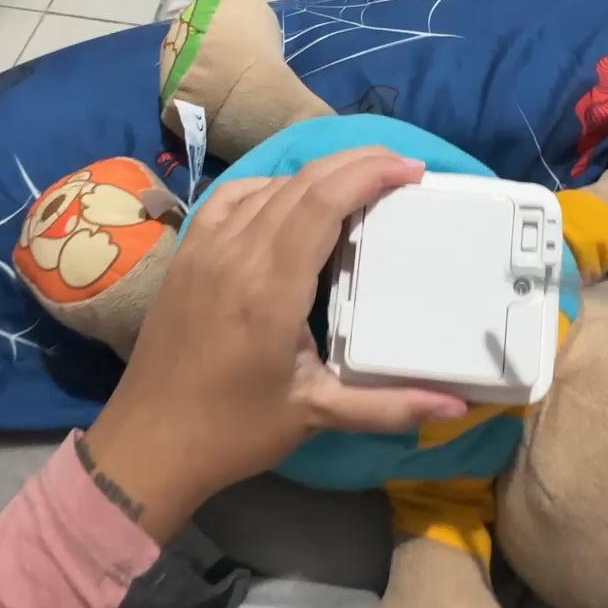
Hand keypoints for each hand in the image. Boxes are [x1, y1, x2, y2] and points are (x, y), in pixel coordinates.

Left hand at [80, 147, 468, 541]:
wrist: (148, 444)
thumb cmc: (234, 430)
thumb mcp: (316, 415)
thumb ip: (391, 406)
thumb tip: (459, 405)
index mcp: (269, 289)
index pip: (322, 202)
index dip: (369, 174)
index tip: (412, 171)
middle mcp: (235, 254)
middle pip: (302, 182)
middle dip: (357, 164)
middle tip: (402, 168)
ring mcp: (204, 248)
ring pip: (269, 185)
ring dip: (319, 174)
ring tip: (359, 182)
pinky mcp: (186, 253)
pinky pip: (232, 198)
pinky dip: (271, 186)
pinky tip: (290, 200)